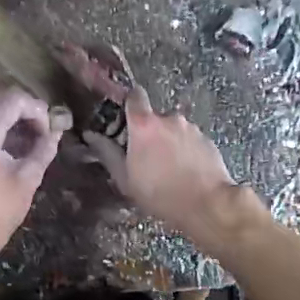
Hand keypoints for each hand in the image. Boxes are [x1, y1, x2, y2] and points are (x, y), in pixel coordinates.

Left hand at [0, 90, 69, 257]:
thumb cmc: (1, 210)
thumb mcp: (28, 178)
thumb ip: (44, 148)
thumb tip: (57, 130)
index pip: (11, 101)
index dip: (36, 109)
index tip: (49, 128)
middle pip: (0, 100)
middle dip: (26, 111)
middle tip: (44, 131)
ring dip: (15, 117)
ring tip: (33, 137)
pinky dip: (3, 125)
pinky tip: (17, 141)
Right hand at [79, 83, 241, 241]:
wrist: (206, 204)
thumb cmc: (159, 194)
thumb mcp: (125, 179)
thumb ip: (107, 153)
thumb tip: (92, 136)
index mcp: (144, 124)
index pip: (134, 96)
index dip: (129, 104)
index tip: (126, 119)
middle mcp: (169, 118)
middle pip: (155, 118)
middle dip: (150, 133)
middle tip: (147, 158)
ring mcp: (192, 128)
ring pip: (174, 130)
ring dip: (169, 143)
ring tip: (169, 169)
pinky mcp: (208, 140)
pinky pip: (191, 141)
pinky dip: (186, 151)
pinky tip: (186, 172)